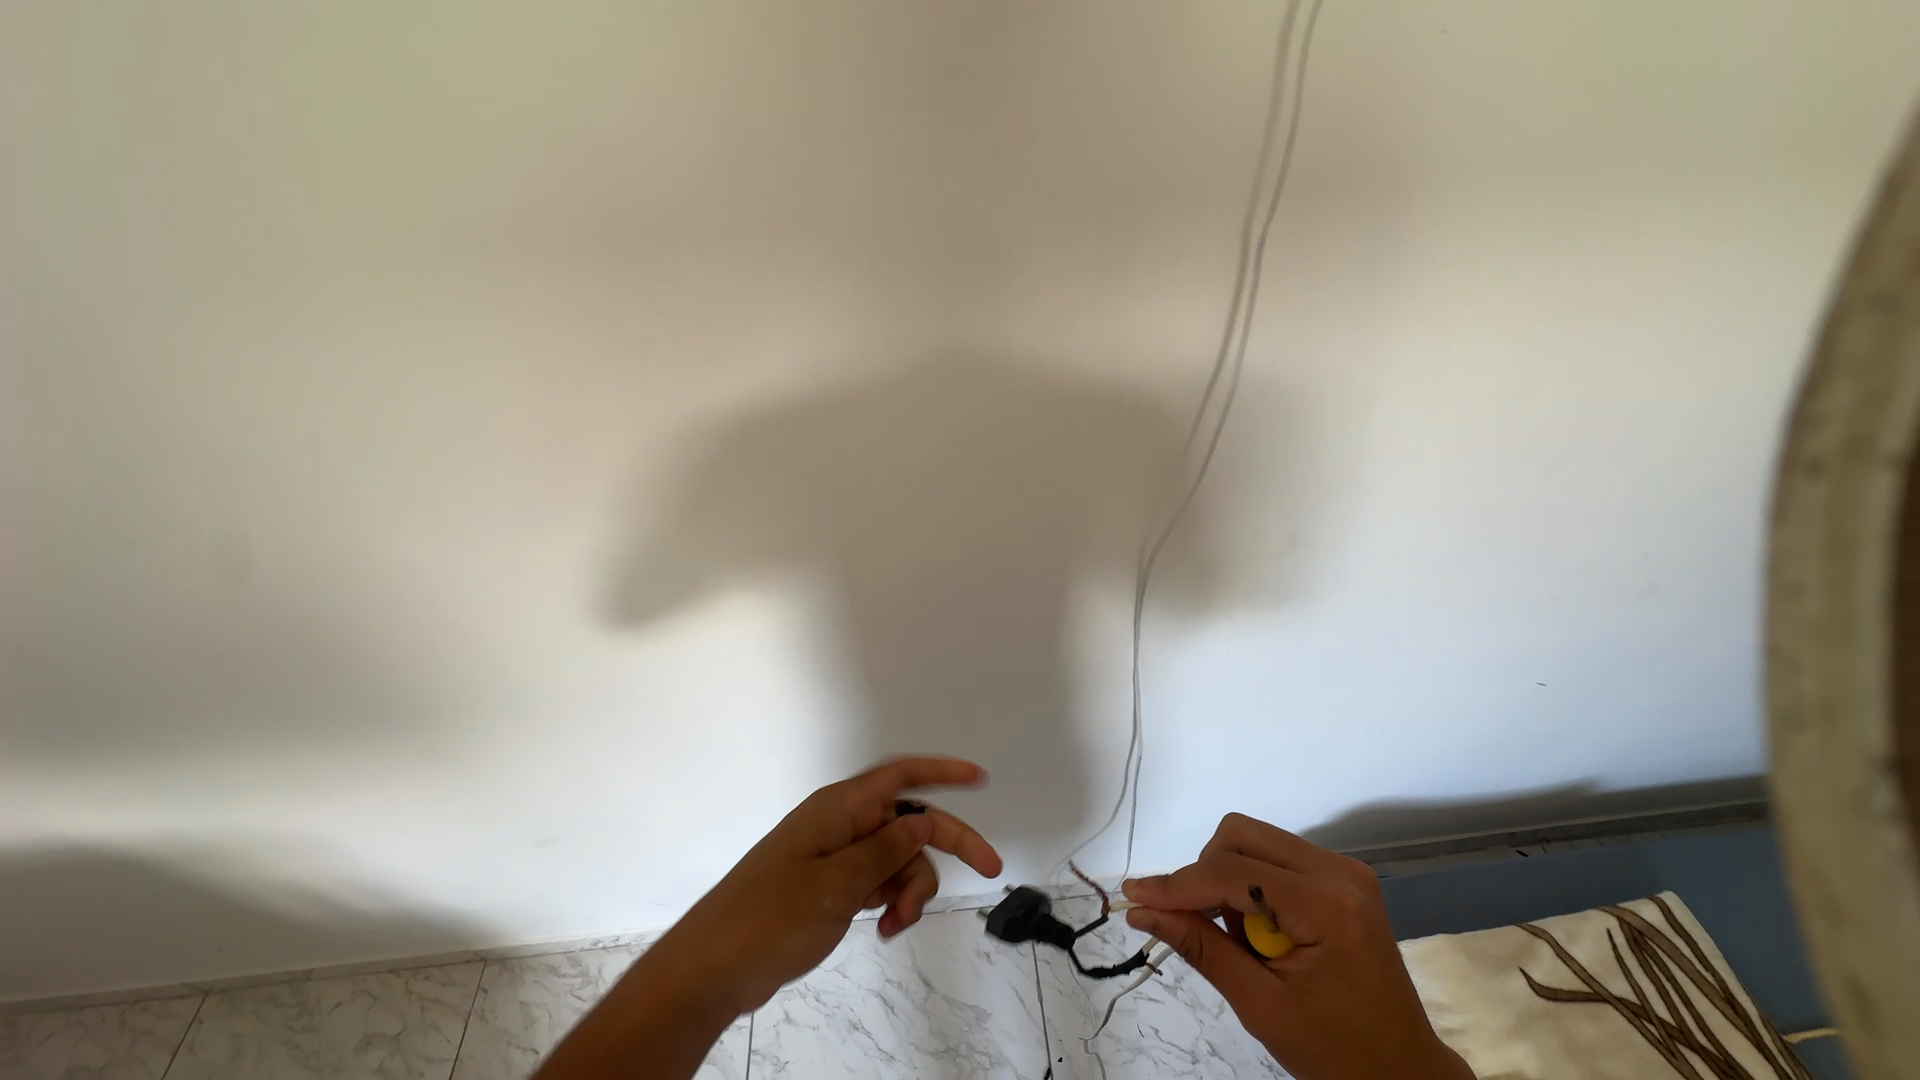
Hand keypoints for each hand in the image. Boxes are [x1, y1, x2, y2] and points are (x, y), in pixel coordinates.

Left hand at [643, 756, 1002, 1015]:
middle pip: (910, 822)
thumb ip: (886, 851)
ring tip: (898, 923)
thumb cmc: (771, 918)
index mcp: (841, 809)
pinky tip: (889, 928)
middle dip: (948, 843)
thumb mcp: (837, 885)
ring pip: (898, 857)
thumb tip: (921, 824)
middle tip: (989, 869)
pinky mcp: (832, 884)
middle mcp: (842, 824)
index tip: (980, 777)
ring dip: (911, 888)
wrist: (714, 967)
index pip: (901, 776)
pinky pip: (879, 881)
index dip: (943, 770)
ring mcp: (837, 855)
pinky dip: (892, 902)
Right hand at [1122, 814, 1472, 1079]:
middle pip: (1239, 835)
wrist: (1403, 1073)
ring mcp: (1342, 869)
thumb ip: (1199, 947)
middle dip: (1204, 875)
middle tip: (1198, 926)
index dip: (1176, 884)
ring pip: (1252, 840)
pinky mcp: (1339, 877)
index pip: (1230, 871)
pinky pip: (1271, 857)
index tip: (1133, 898)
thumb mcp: (1261, 1005)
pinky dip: (1248, 884)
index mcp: (1327, 905)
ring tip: (1242, 941)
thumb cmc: (1335, 1051)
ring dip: (1226, 880)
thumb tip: (1140, 910)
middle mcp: (1338, 870)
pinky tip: (1259, 931)